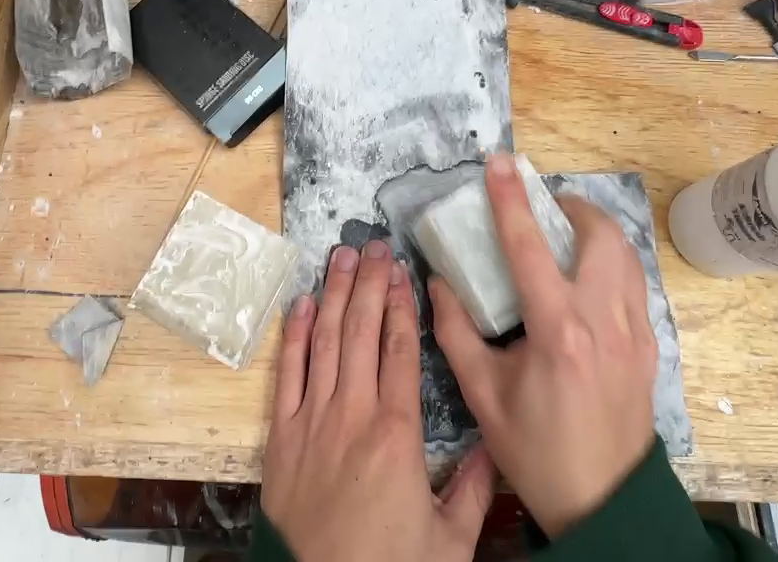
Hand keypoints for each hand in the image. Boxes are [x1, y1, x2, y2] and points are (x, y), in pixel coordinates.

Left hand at [262, 240, 495, 561]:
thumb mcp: (450, 542)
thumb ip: (474, 490)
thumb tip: (496, 449)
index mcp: (398, 432)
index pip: (400, 349)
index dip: (401, 305)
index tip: (402, 271)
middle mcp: (353, 412)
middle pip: (362, 331)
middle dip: (370, 283)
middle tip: (374, 245)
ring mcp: (312, 419)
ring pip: (325, 341)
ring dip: (335, 294)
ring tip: (342, 256)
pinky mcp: (280, 435)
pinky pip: (288, 372)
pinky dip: (295, 334)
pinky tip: (303, 304)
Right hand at [428, 153, 658, 537]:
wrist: (606, 504)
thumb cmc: (536, 450)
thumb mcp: (482, 394)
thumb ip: (456, 331)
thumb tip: (438, 282)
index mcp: (559, 330)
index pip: (530, 246)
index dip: (510, 199)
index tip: (498, 161)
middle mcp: (604, 320)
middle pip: (600, 235)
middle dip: (570, 206)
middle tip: (540, 205)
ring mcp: (634, 331)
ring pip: (626, 254)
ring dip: (594, 230)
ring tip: (562, 233)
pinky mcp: (648, 345)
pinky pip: (633, 283)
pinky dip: (610, 261)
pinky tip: (583, 278)